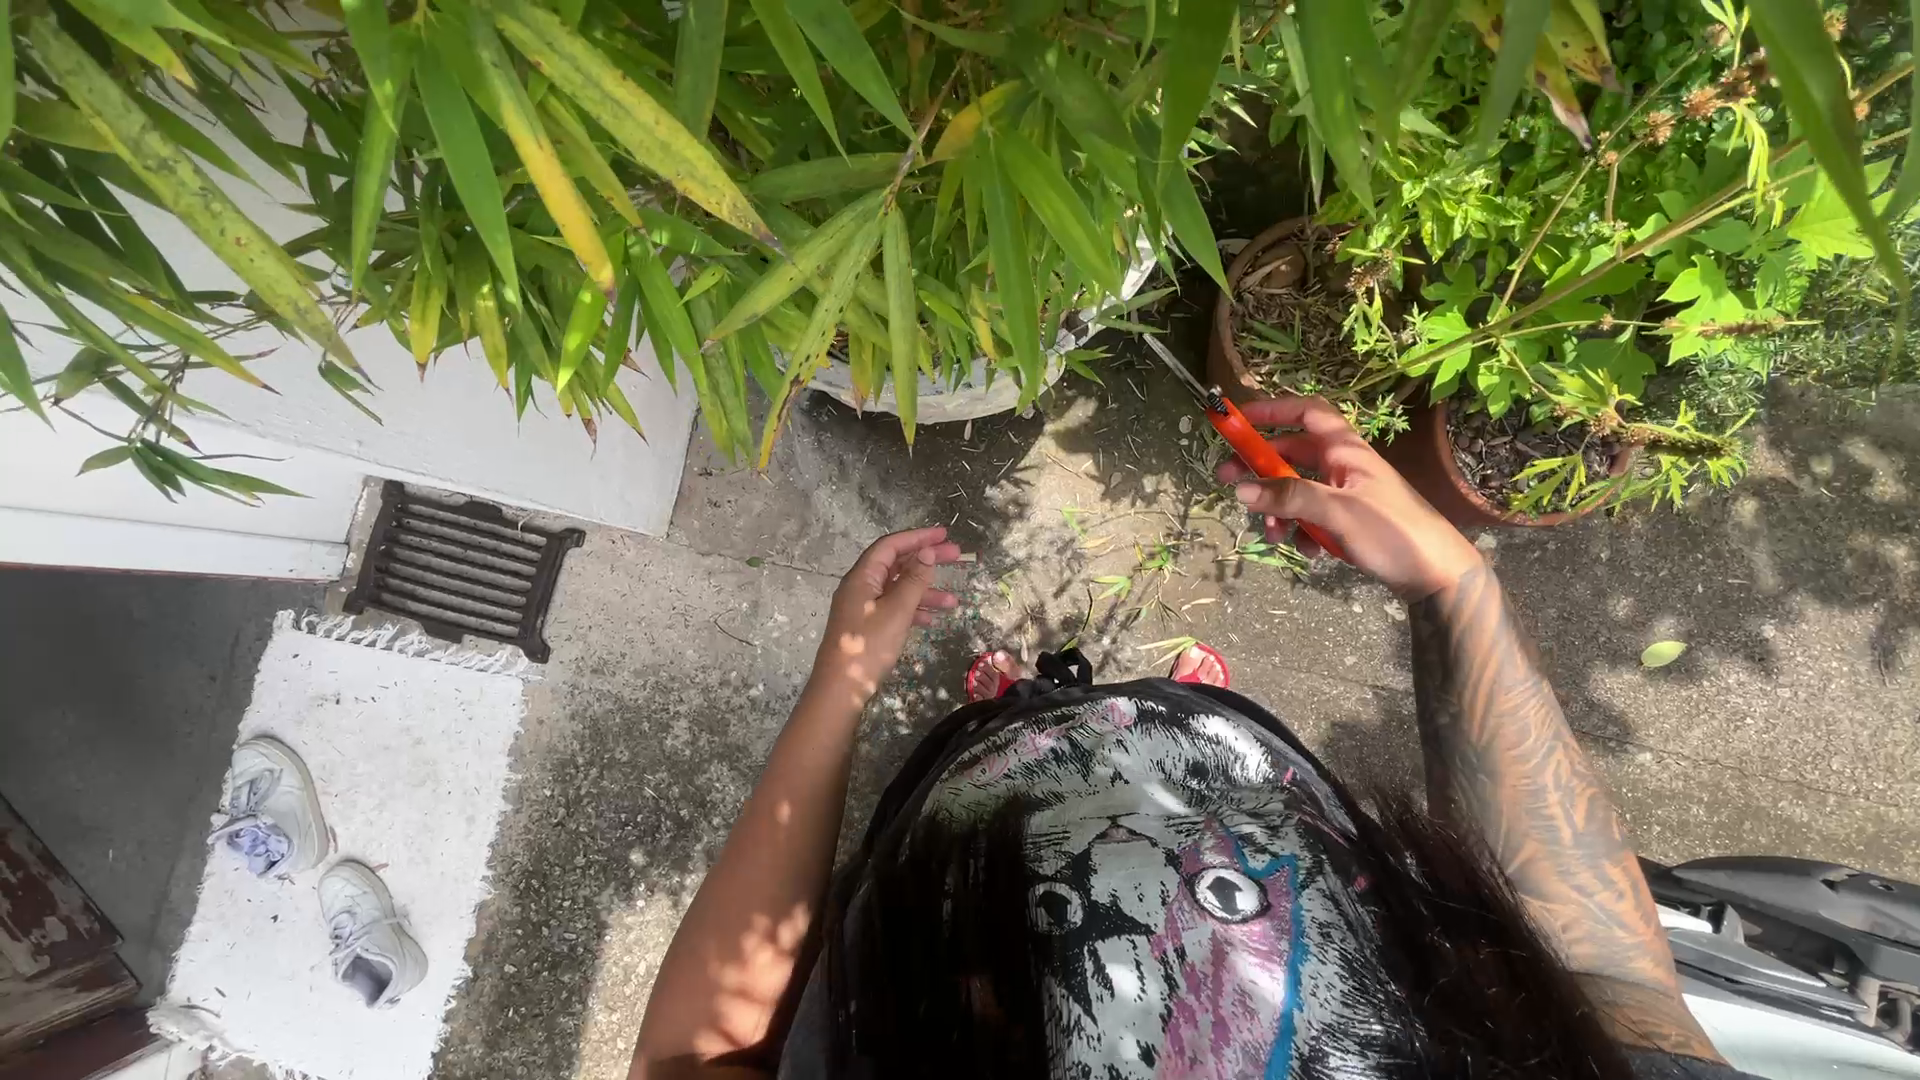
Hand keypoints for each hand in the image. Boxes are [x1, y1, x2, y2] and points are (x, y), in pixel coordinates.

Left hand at [810, 526, 963, 703]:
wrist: (841, 688)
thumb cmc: (868, 646)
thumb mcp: (897, 610)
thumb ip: (914, 580)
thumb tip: (926, 552)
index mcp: (862, 577)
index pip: (891, 546)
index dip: (918, 537)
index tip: (944, 536)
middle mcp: (861, 587)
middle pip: (897, 564)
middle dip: (926, 561)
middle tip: (956, 557)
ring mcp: (863, 607)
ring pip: (898, 589)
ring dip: (925, 591)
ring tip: (954, 602)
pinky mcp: (867, 626)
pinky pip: (894, 609)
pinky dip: (914, 610)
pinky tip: (932, 620)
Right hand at [1216, 395, 1481, 600]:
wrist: (1437, 576)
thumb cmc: (1394, 533)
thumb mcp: (1337, 513)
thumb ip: (1289, 498)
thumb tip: (1240, 489)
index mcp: (1346, 451)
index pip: (1307, 414)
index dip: (1273, 410)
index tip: (1240, 419)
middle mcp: (1343, 466)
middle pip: (1291, 454)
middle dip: (1259, 469)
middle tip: (1228, 482)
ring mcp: (1344, 494)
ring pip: (1295, 491)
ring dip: (1278, 510)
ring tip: (1275, 534)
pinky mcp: (1346, 521)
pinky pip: (1310, 517)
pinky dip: (1300, 531)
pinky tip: (1309, 551)